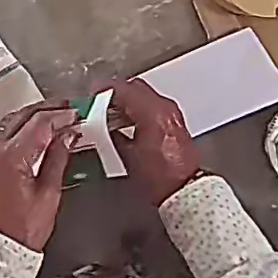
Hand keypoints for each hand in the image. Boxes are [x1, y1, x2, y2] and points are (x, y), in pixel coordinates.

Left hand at [0, 101, 78, 250]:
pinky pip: (6, 134)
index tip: (76, 114)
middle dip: (48, 109)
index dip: (61, 115)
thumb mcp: (49, 193)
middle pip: (24, 116)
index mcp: (11, 158)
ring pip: (13, 122)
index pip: (39, 123)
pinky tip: (39, 131)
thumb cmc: (22, 230)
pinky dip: (24, 127)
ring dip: (35, 116)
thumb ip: (58, 158)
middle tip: (70, 108)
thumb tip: (68, 136)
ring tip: (58, 116)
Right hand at [109, 79, 198, 207]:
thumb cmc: (159, 177)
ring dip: (128, 101)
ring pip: (145, 95)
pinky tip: (128, 122)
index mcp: (152, 112)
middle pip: (136, 88)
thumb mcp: (127, 155)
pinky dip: (139, 109)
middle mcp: (165, 108)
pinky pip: (154, 105)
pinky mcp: (175, 121)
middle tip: (100, 104)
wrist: (183, 189)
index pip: (124, 89)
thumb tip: (103, 126)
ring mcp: (172, 113)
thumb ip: (112, 134)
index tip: (93, 96)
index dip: (105, 91)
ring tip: (110, 115)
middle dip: (116, 94)